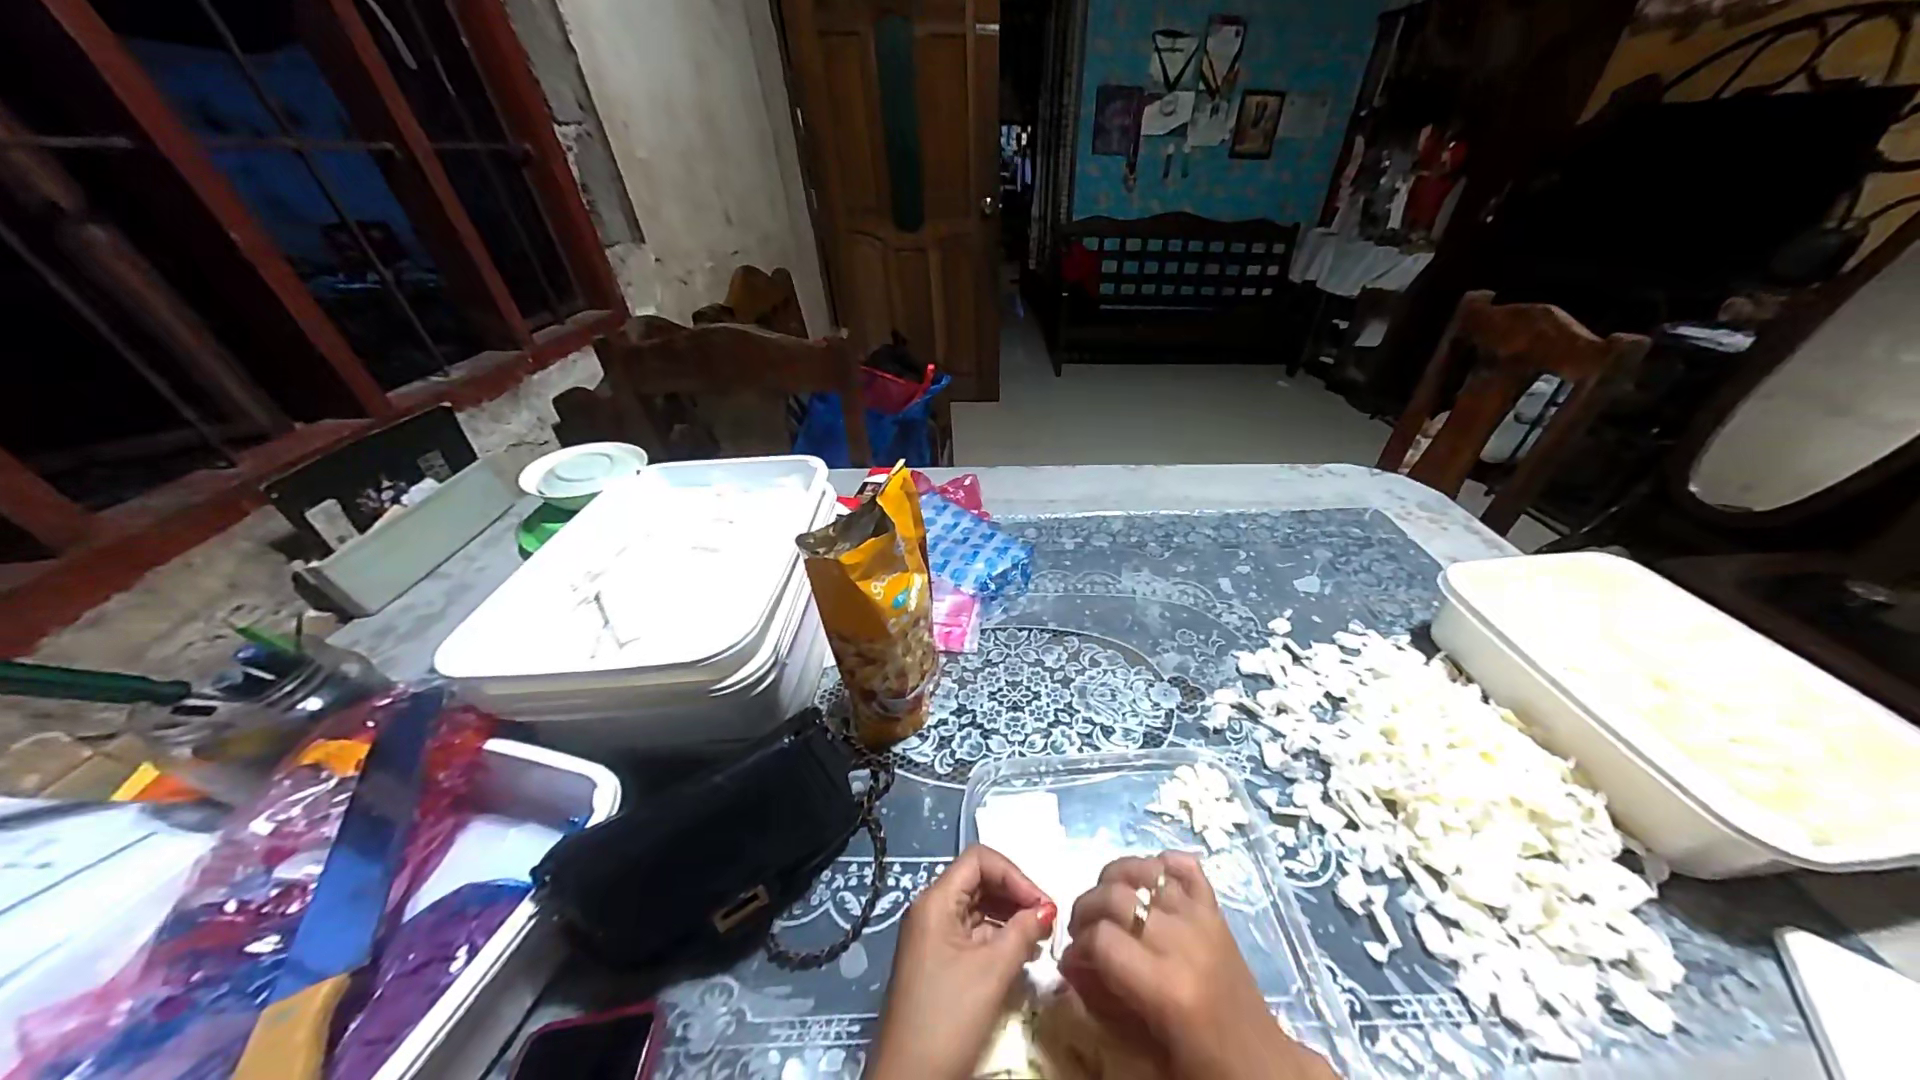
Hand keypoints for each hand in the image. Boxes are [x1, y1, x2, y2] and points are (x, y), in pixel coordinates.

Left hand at [867, 845, 1056, 1079]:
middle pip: (978, 880)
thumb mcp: (992, 971)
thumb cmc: (948, 1018)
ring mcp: (932, 935)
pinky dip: (998, 936)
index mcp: (935, 901)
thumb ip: (1022, 932)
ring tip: (1039, 937)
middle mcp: (931, 909)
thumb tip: (1046, 909)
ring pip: (977, 906)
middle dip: (1014, 894)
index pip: (979, 860)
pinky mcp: (938, 959)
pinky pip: (972, 932)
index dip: (1014, 874)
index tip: (1042, 904)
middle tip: (1047, 921)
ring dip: (1009, 915)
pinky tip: (1021, 953)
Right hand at [1059, 852, 1338, 1079]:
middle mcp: (1184, 942)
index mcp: (1167, 989)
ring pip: (1145, 871)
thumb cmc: (1202, 1068)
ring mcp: (1203, 920)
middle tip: (1082, 931)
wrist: (1265, 1067)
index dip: (1079, 945)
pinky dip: (1161, 865)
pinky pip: (1185, 867)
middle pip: (1116, 896)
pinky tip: (1147, 885)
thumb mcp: (1144, 1050)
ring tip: (1108, 905)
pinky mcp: (1216, 911)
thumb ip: (1102, 1002)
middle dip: (1086, 909)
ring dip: (1114, 880)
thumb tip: (1068, 963)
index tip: (1074, 960)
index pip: (1102, 938)